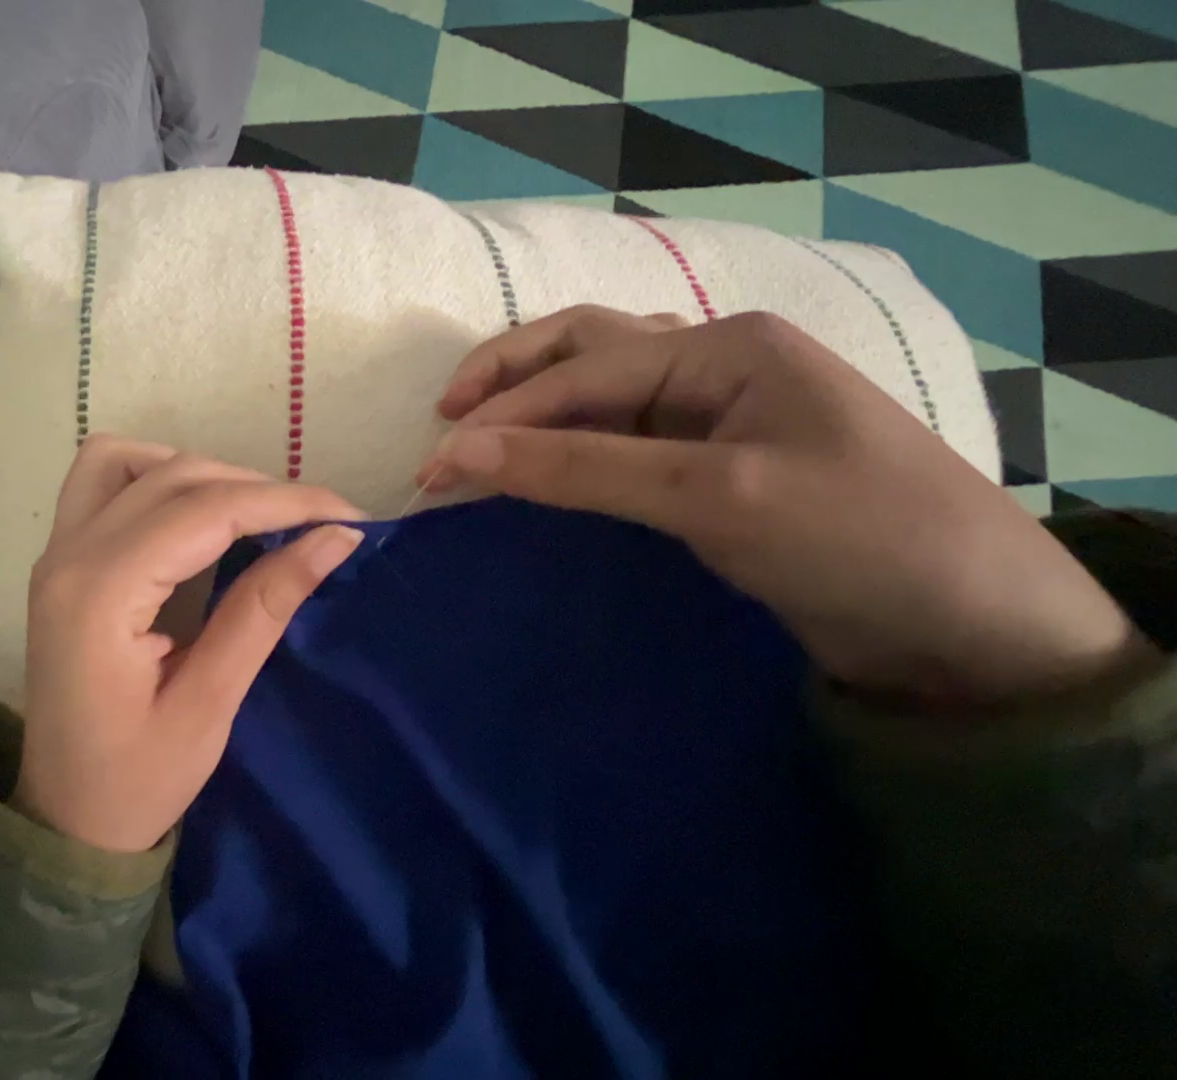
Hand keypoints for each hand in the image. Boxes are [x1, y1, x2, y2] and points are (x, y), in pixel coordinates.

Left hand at [17, 435, 364, 852]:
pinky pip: (102, 481)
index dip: (283, 503)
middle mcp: (68, 556)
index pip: (203, 511)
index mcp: (99, 596)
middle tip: (316, 526)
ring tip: (255, 514)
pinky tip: (193, 513)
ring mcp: (56, 554)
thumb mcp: (209, 705)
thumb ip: (263, 610)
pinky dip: (154, 477)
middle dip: (254, 488)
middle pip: (172, 477)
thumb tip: (333, 539)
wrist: (64, 819)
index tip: (347, 516)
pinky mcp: (61, 561)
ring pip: (128, 462)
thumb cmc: (136, 782)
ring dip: (200, 472)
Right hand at [421, 305, 1154, 704]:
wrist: (969, 625)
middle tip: (443, 420)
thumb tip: (457, 450)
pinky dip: (569, 441)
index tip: (432, 464)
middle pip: (585, 350)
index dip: (500, 414)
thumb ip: (579, 466)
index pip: (581, 369)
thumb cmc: (852, 538)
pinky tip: (540, 459)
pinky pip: (621, 435)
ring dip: (535, 403)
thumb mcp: (709, 493)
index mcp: (725, 346)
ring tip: (475, 431)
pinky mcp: (713, 466)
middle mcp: (716, 363)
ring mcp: (716, 414)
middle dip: (508, 380)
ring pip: (600, 389)